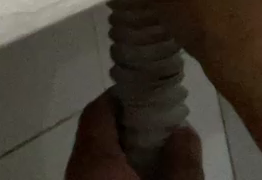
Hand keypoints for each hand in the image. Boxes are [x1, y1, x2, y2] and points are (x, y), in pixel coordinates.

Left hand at [64, 94, 202, 179]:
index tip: (152, 91)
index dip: (124, 94)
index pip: (98, 109)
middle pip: (99, 133)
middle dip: (132, 125)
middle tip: (163, 124)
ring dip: (128, 152)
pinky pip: (100, 176)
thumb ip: (182, 161)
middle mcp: (76, 171)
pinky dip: (121, 171)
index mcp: (92, 158)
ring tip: (162, 152)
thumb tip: (185, 131)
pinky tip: (147, 176)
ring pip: (100, 159)